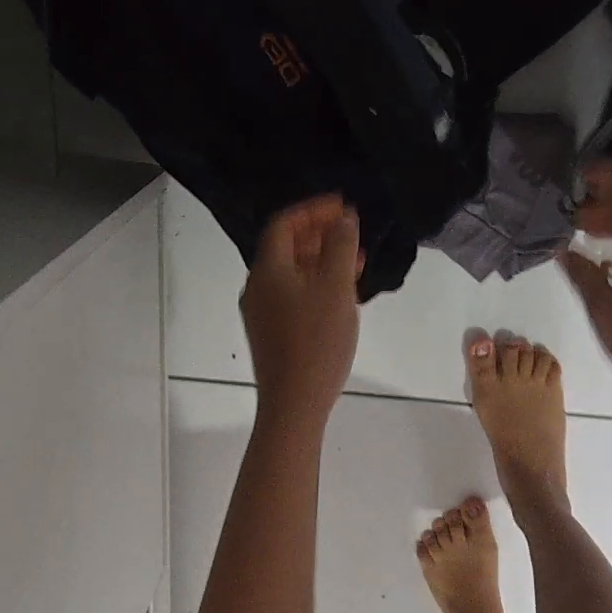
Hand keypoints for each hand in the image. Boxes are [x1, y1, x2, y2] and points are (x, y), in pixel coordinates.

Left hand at [240, 195, 362, 424]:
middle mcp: (257, 288)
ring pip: (290, 276)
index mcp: (267, 270)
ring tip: (354, 265)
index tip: (343, 208)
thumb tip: (344, 219)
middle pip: (285, 249)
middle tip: (351, 235)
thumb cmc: (317, 344)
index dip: (314, 210)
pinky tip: (339, 299)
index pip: (284, 224)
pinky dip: (314, 287)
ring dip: (320, 263)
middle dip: (319, 236)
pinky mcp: (270, 337)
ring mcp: (260, 315)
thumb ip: (341, 247)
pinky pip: (291, 298)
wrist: (293, 405)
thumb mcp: (336, 289)